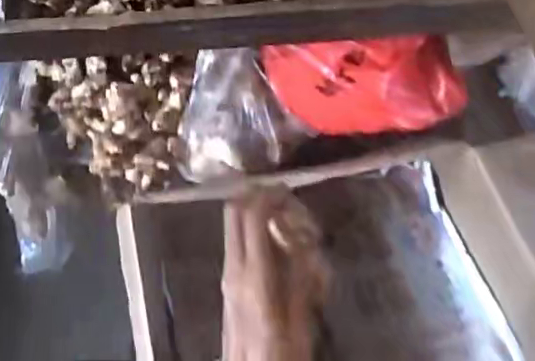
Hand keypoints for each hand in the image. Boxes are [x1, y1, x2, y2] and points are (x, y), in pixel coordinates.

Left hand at [221, 189, 325, 360]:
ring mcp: (226, 275)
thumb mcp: (301, 330)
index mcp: (253, 278)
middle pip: (233, 210)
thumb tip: (308, 246)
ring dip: (255, 212)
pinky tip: (278, 247)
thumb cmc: (278, 360)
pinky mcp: (227, 284)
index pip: (251, 216)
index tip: (290, 190)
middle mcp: (233, 269)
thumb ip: (303, 285)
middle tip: (286, 199)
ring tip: (287, 222)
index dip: (269, 195)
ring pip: (233, 224)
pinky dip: (254, 231)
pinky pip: (236, 242)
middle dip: (257, 195)